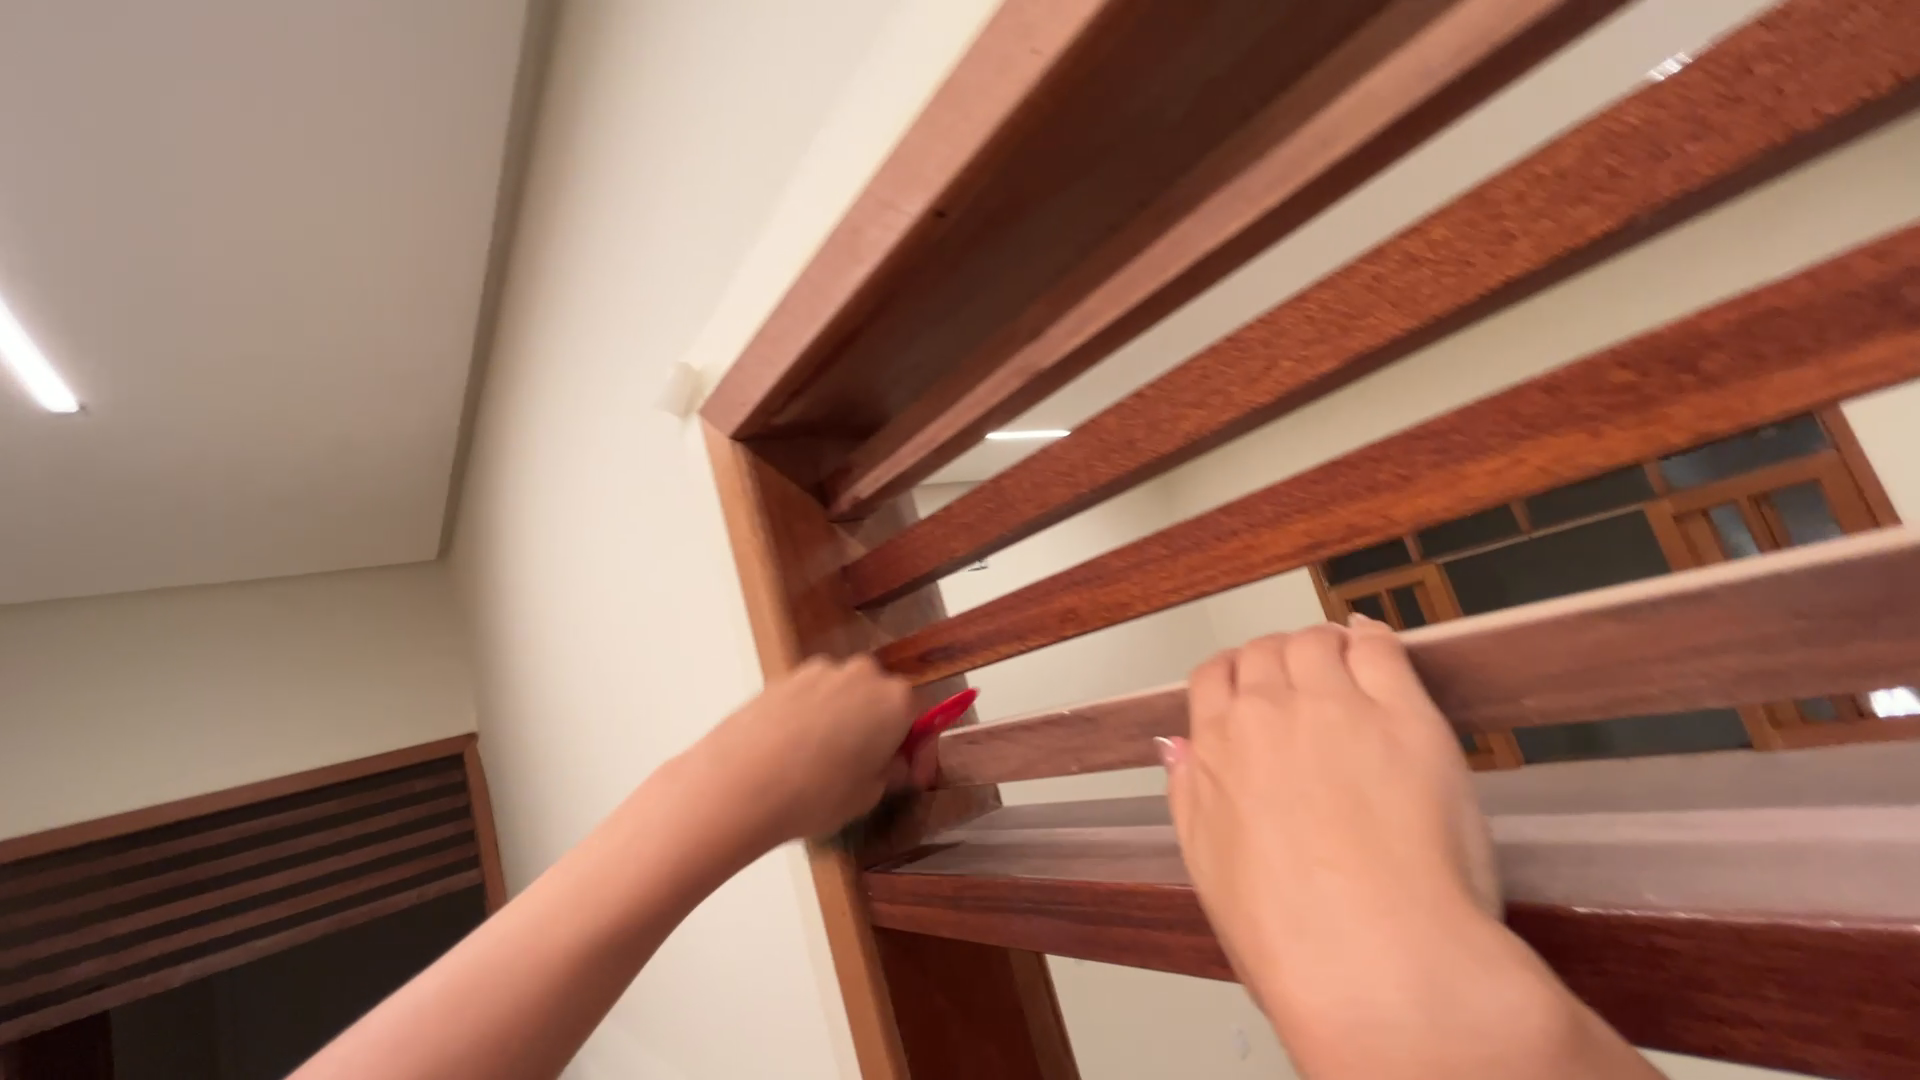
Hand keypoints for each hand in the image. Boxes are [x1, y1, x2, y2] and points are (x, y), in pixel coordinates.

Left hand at [679, 654, 917, 847]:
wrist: (737, 783)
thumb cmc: (815, 794)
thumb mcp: (867, 796)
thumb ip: (890, 773)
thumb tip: (892, 764)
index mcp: (895, 699)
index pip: (923, 718)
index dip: (921, 751)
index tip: (914, 777)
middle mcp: (863, 674)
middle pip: (884, 701)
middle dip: (884, 732)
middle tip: (872, 770)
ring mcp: (820, 671)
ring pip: (847, 697)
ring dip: (848, 723)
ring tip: (827, 765)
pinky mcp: (784, 677)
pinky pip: (813, 698)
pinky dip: (815, 719)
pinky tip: (797, 753)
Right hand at [1163, 619, 1659, 1079]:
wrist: (1374, 962)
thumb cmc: (1285, 934)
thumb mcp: (1206, 864)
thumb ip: (1187, 792)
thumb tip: (1174, 747)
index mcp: (1215, 745)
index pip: (1214, 676)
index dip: (1234, 677)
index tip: (1253, 690)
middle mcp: (1266, 711)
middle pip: (1264, 651)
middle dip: (1279, 661)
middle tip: (1303, 683)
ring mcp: (1335, 707)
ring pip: (1315, 640)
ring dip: (1322, 645)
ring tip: (1342, 663)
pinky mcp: (1405, 714)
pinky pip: (1379, 647)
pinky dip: (1371, 637)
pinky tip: (1372, 643)